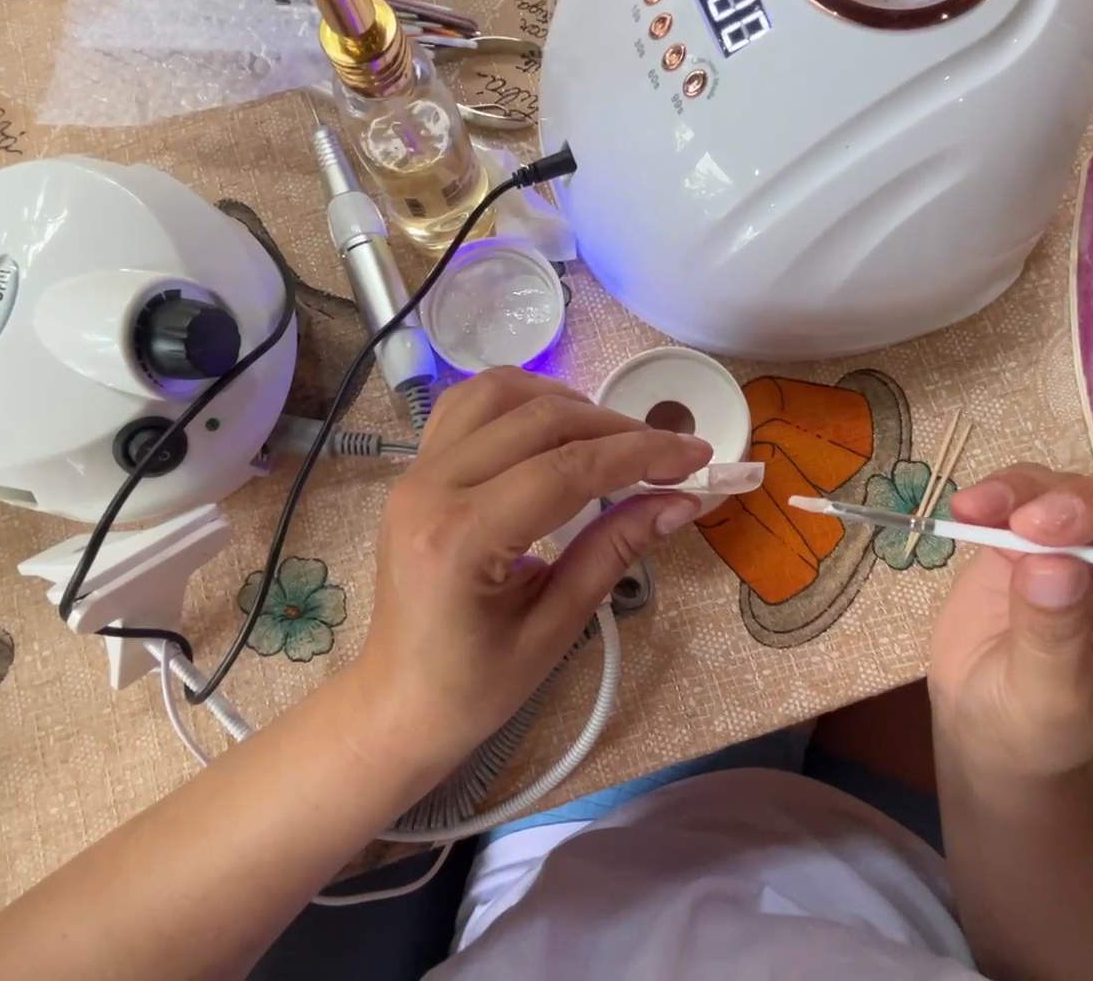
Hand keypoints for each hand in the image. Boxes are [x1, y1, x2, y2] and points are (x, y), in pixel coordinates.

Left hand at [353, 368, 711, 774]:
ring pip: (498, 393)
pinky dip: (519, 400)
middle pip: (539, 420)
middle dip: (616, 427)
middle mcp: (430, 488)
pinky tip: (554, 426)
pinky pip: (467, 406)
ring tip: (614, 437)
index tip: (697, 455)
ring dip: (566, 401)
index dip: (641, 454)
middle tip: (669, 452)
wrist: (396, 700)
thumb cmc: (474, 686)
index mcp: (462, 539)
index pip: (567, 469)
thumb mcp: (555, 628)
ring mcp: (414, 472)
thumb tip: (681, 501)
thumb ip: (614, 552)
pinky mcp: (413, 471)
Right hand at [927, 464, 1092, 779]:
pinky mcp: (1039, 528)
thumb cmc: (1038, 730)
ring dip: (1041, 493)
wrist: (981, 717)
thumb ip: (1057, 638)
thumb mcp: (1054, 702)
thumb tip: (1051, 562)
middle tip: (1038, 527)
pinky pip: (1030, 487)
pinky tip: (968, 509)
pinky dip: (1000, 491)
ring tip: (983, 514)